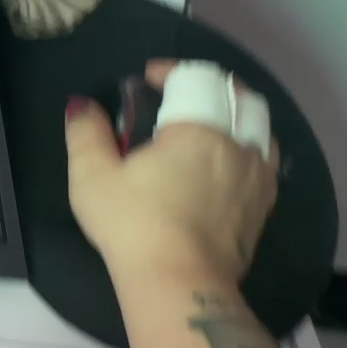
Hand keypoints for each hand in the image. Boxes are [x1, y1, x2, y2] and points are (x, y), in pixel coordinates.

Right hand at [64, 60, 279, 289]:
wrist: (178, 277)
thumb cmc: (130, 220)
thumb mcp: (90, 173)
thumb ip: (87, 133)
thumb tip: (83, 105)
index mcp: (197, 132)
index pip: (196, 81)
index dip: (170, 71)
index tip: (148, 76)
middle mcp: (238, 146)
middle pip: (241, 97)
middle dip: (210, 84)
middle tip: (177, 90)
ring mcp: (258, 175)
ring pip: (261, 126)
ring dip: (233, 113)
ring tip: (201, 122)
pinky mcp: (263, 202)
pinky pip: (263, 156)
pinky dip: (244, 142)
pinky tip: (217, 158)